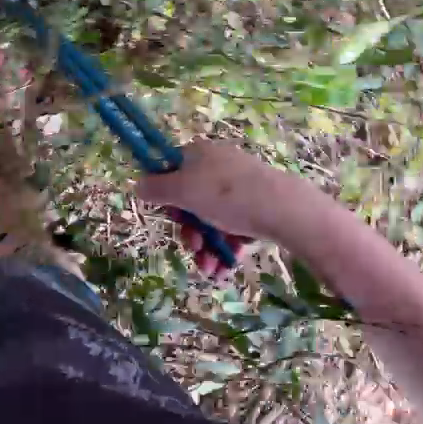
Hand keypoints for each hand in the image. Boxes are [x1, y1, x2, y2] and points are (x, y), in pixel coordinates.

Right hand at [135, 140, 281, 276]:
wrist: (284, 210)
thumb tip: (138, 185)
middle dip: (189, 231)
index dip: (166, 197)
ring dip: (206, 247)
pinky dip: (226, 248)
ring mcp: (239, 186)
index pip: (170, 171)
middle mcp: (217, 166)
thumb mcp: (182, 191)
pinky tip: (225, 268)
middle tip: (193, 249)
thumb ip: (155, 189)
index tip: (171, 218)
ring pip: (211, 219)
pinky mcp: (257, 207)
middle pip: (190, 200)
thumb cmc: (226, 195)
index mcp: (197, 154)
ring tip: (210, 269)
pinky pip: (233, 227)